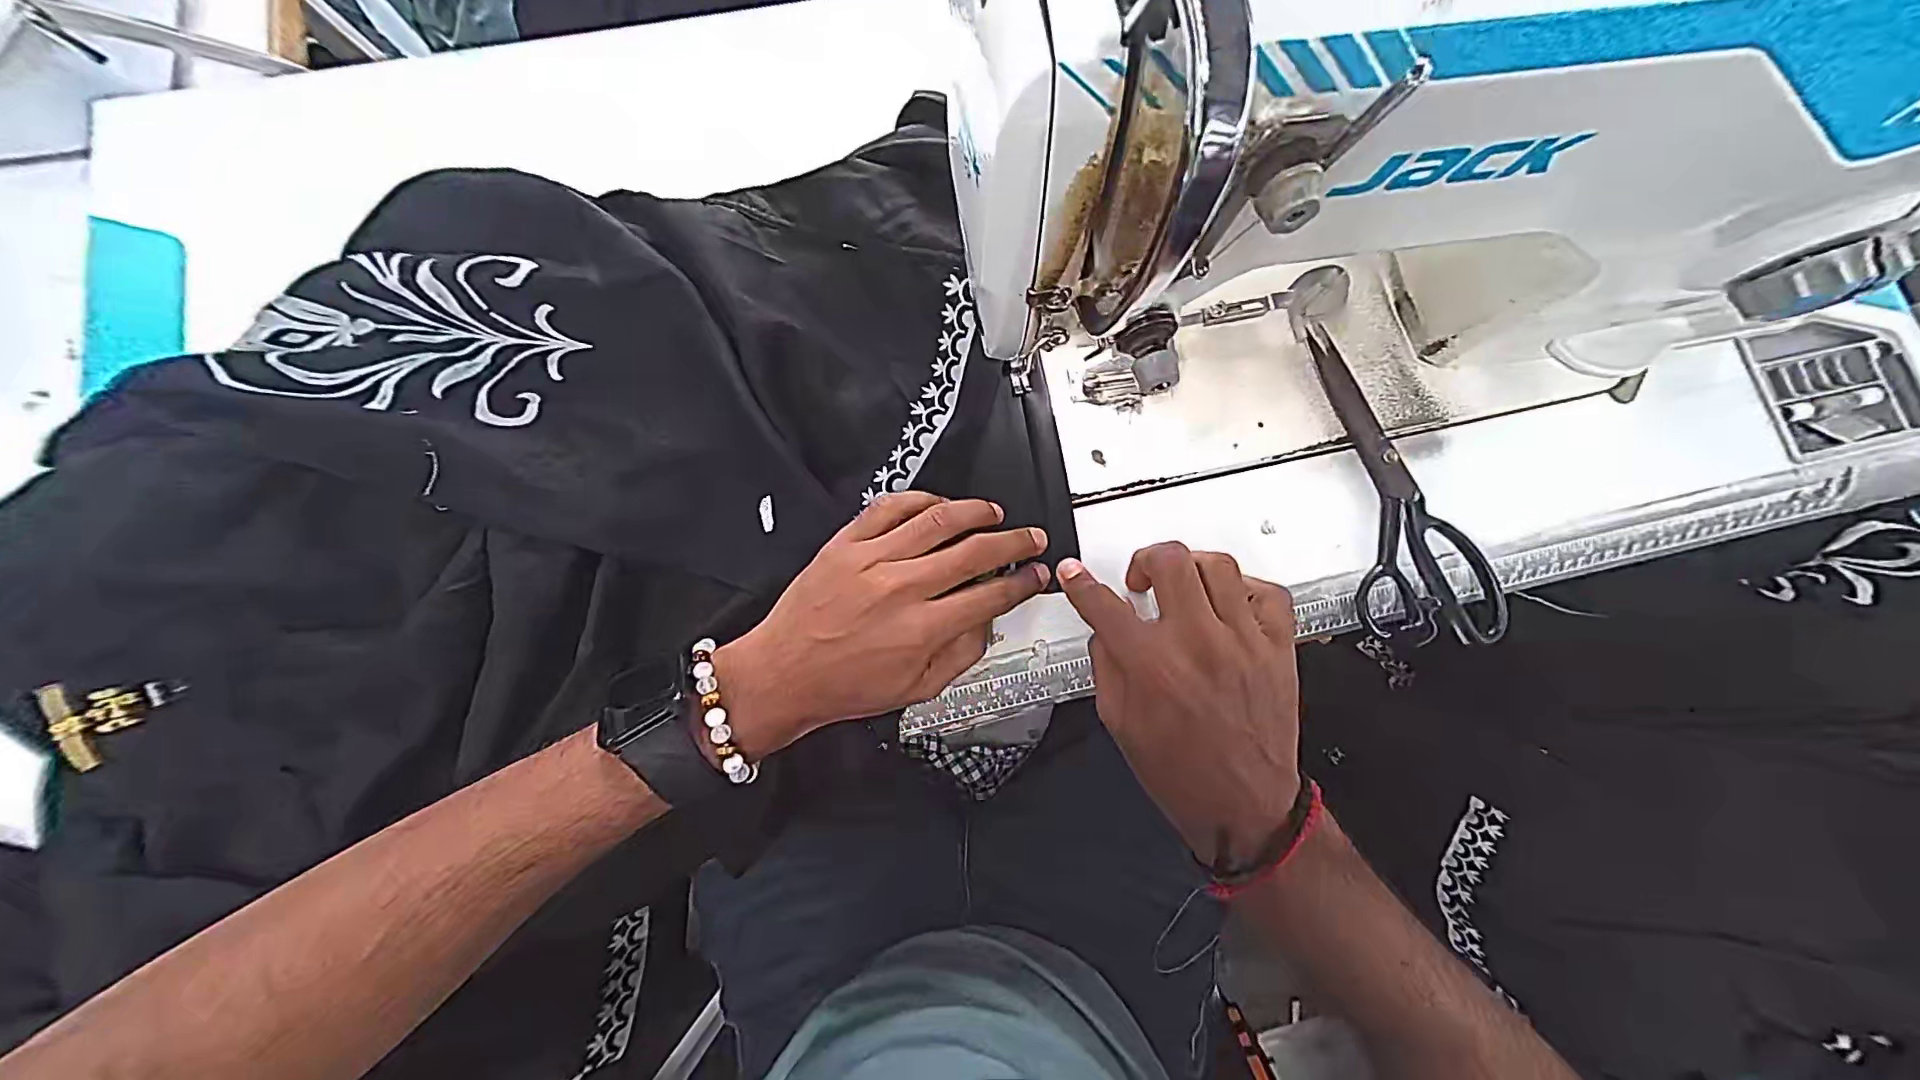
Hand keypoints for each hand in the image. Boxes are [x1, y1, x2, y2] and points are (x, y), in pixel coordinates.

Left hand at [714, 492, 1049, 755]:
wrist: (783, 673)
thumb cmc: (841, 684)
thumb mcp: (916, 689)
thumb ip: (960, 654)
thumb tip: (987, 623)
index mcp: (922, 629)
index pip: (991, 595)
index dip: (1022, 582)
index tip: (1033, 575)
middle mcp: (900, 589)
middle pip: (975, 551)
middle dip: (1013, 541)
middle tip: (1028, 538)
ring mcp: (871, 561)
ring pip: (937, 520)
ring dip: (975, 511)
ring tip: (993, 512)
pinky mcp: (845, 544)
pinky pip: (889, 507)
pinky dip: (920, 499)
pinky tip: (937, 503)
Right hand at [1056, 543, 1300, 864]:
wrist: (1245, 806)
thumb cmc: (1186, 774)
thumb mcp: (1121, 724)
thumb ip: (1106, 667)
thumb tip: (1102, 630)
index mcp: (1152, 667)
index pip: (1104, 604)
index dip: (1080, 583)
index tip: (1076, 575)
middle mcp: (1197, 646)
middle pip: (1168, 562)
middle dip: (1144, 560)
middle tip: (1140, 579)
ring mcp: (1242, 643)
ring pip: (1217, 566)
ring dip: (1190, 567)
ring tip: (1183, 585)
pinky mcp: (1277, 650)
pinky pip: (1267, 592)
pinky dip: (1245, 586)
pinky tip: (1229, 600)